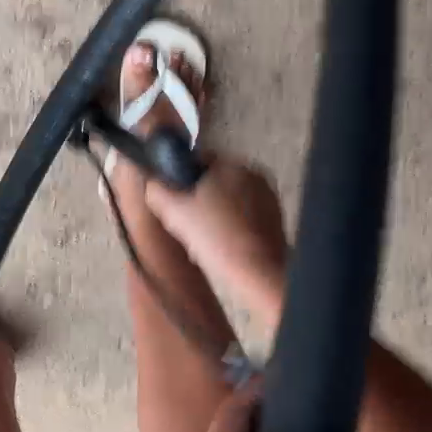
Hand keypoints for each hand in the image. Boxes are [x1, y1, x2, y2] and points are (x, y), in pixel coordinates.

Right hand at [142, 157, 291, 322]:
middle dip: (199, 197)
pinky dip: (232, 226)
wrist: (256, 273)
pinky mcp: (278, 220)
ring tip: (202, 239)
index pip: (199, 159)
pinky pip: (246, 216)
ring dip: (215, 213)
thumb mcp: (172, 210)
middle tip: (185, 222)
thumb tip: (153, 181)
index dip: (181, 178)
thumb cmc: (213, 236)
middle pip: (216, 180)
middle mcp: (256, 174)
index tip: (174, 199)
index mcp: (232, 163)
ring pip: (231, 200)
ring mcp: (270, 198)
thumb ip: (156, 188)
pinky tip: (222, 246)